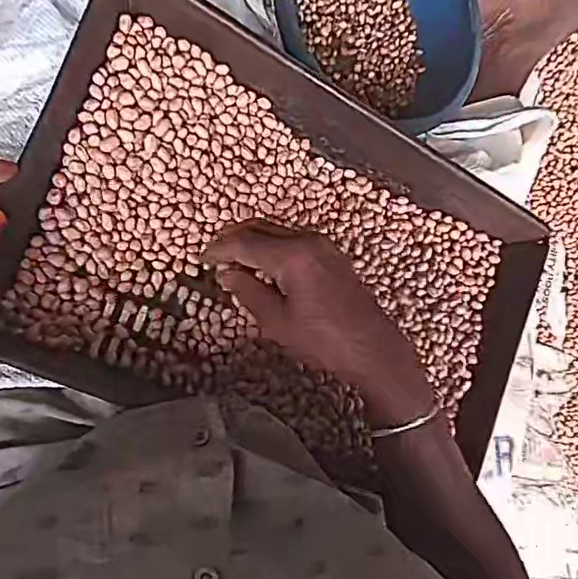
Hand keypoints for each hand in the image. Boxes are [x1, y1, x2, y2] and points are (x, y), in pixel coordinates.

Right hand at [203, 220, 433, 424]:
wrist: (373, 350)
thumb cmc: (327, 342)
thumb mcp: (277, 322)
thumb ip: (248, 292)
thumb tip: (228, 274)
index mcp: (293, 255)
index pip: (244, 242)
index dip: (219, 249)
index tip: (204, 259)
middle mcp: (310, 242)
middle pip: (260, 228)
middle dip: (234, 240)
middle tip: (215, 258)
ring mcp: (325, 247)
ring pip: (278, 232)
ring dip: (253, 242)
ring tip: (236, 265)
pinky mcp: (333, 257)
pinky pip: (294, 241)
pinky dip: (273, 248)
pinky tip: (265, 268)